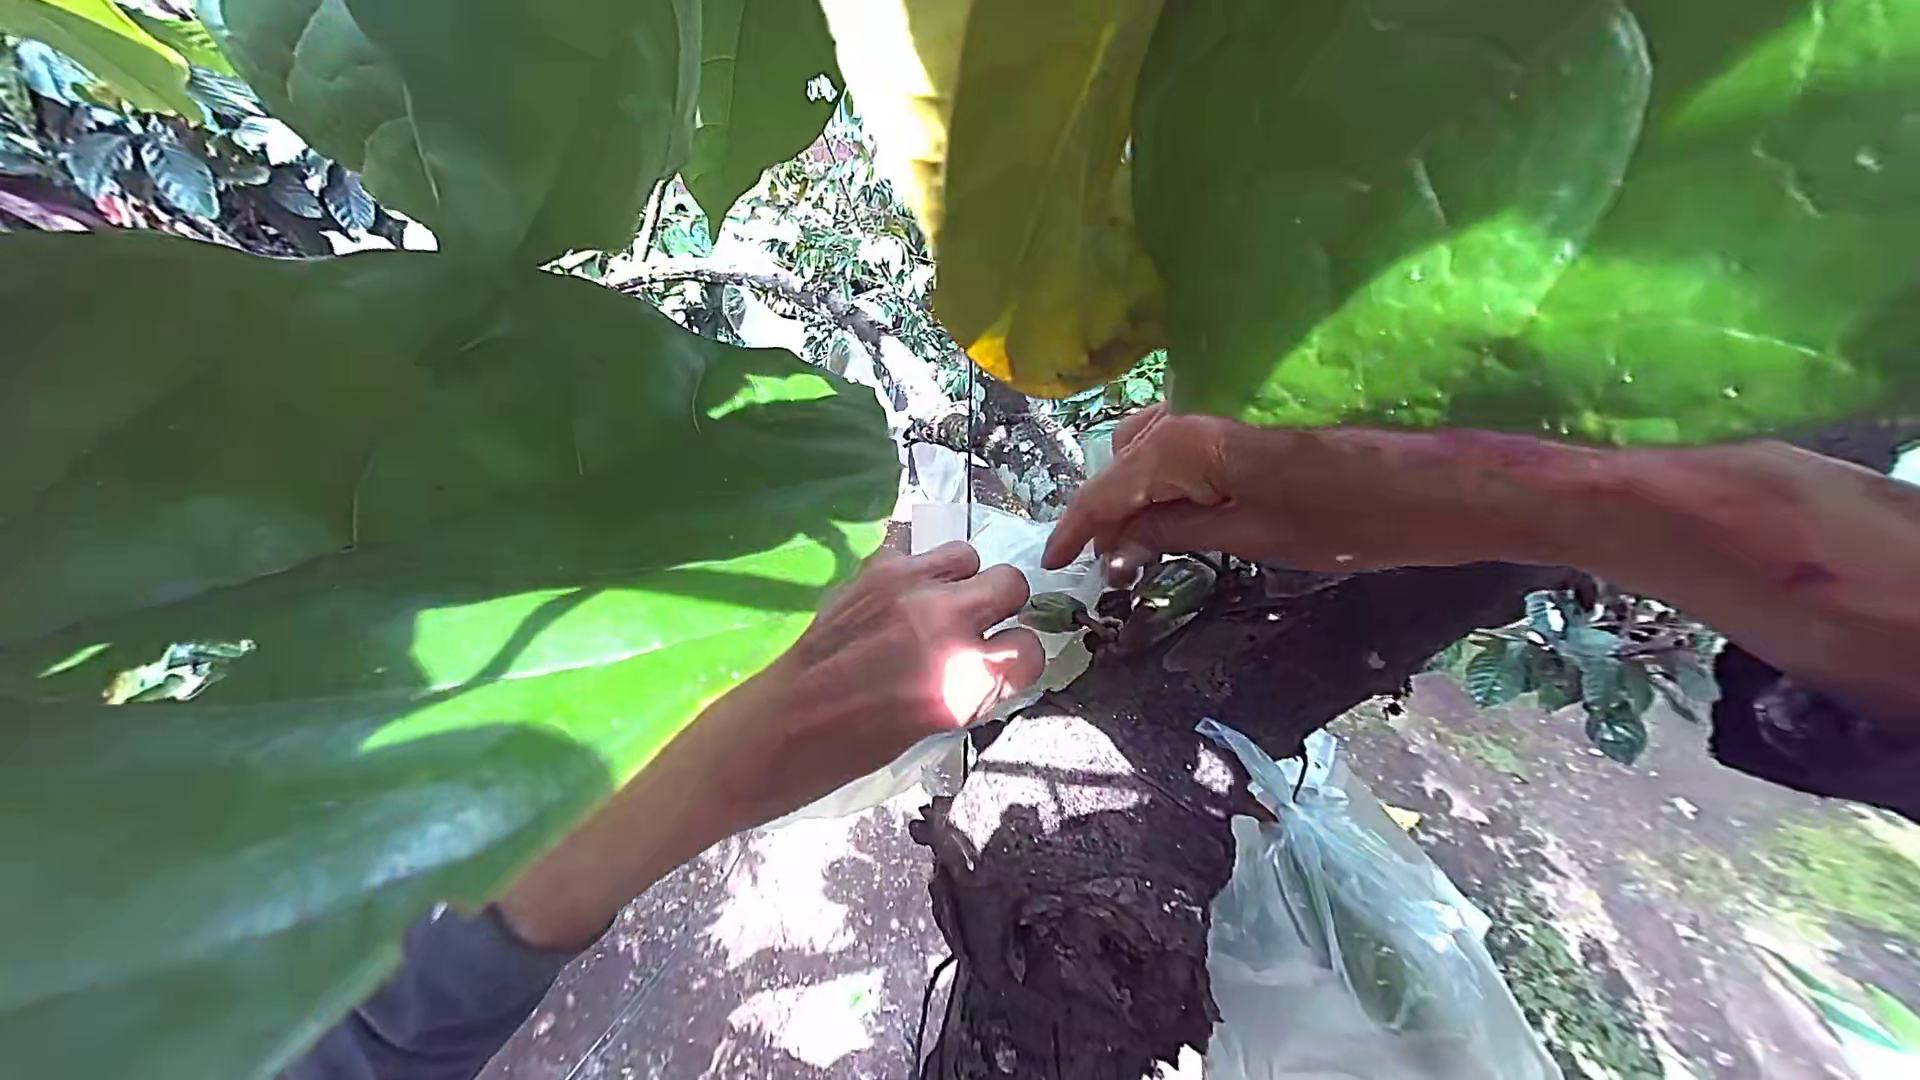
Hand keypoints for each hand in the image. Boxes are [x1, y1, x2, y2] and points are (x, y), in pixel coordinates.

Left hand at [497, 542, 1042, 949]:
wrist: (778, 727)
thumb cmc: (855, 749)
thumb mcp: (935, 729)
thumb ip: (975, 685)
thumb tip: (997, 654)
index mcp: (965, 679)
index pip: (1032, 648)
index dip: (1021, 655)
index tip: (1005, 660)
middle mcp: (945, 622)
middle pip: (1012, 582)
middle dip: (1003, 604)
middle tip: (975, 622)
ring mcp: (907, 587)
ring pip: (966, 553)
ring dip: (959, 577)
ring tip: (934, 600)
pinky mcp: (872, 569)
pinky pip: (913, 548)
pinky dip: (913, 569)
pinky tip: (896, 593)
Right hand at [1041, 404, 1561, 576]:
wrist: (1476, 470)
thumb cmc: (1368, 518)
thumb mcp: (1260, 538)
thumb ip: (1177, 533)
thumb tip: (1118, 545)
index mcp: (1190, 443)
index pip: (1107, 488)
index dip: (1076, 527)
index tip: (1056, 559)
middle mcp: (1195, 403)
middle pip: (1122, 459)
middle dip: (1110, 509)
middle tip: (1115, 559)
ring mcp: (1227, 391)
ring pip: (1152, 439)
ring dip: (1139, 485)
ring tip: (1150, 534)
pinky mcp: (1255, 392)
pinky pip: (1187, 427)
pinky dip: (1172, 464)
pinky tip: (1188, 498)